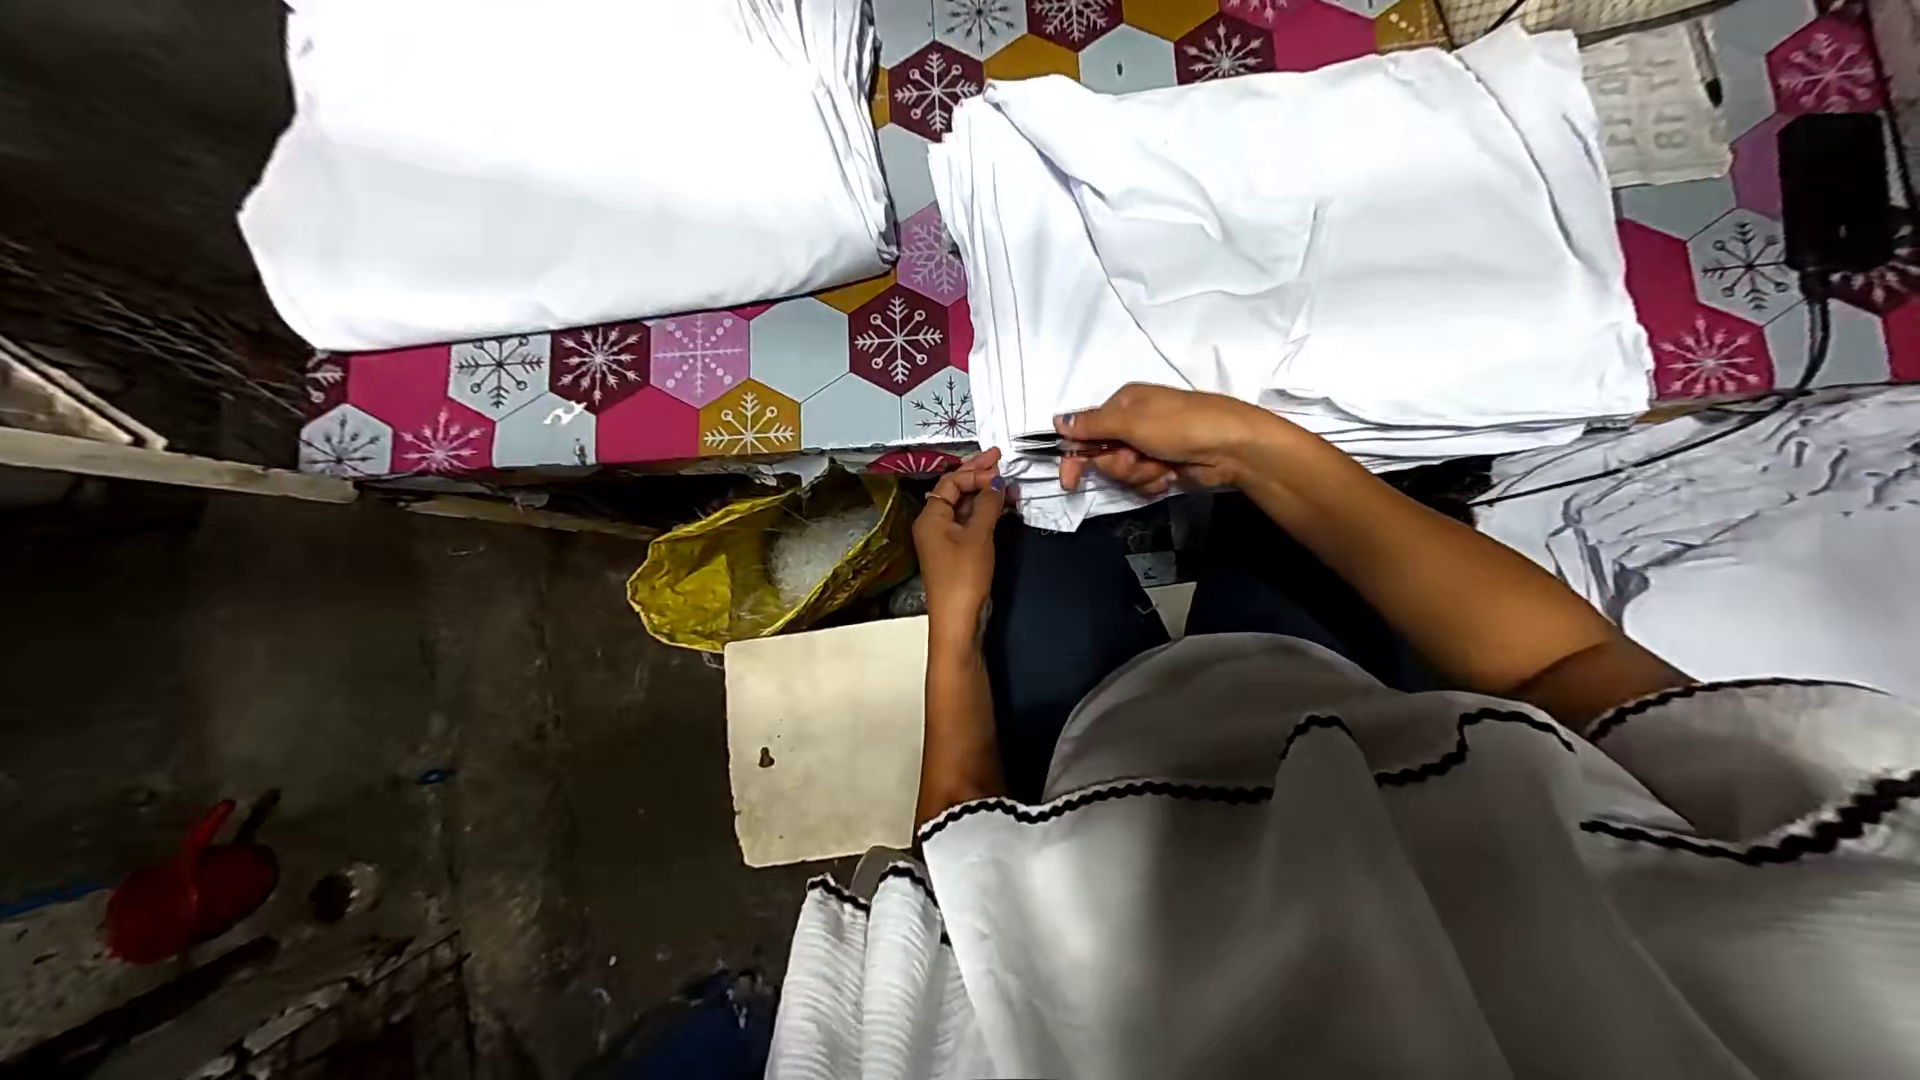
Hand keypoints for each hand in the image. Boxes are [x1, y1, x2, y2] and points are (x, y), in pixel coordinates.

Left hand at [912, 448, 1006, 636]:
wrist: (959, 619)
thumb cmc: (964, 576)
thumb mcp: (978, 535)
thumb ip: (988, 504)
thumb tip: (997, 482)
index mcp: (930, 516)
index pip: (951, 482)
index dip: (975, 471)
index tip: (999, 467)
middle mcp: (934, 524)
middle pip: (955, 490)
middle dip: (977, 474)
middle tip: (999, 457)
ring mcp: (945, 538)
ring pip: (964, 505)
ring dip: (984, 492)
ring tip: (1006, 481)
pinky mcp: (958, 551)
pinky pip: (969, 521)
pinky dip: (984, 510)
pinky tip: (1001, 504)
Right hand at [1056, 384, 1280, 493]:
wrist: (1233, 447)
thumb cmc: (1181, 425)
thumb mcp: (1131, 421)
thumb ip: (1091, 425)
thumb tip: (1058, 420)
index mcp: (1123, 404)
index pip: (1085, 432)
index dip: (1075, 456)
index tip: (1069, 479)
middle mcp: (1134, 424)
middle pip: (1103, 457)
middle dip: (1119, 466)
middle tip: (1137, 460)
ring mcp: (1150, 446)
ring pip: (1123, 473)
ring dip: (1139, 474)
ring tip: (1161, 466)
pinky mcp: (1164, 466)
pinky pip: (1143, 482)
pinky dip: (1154, 481)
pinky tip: (1170, 474)